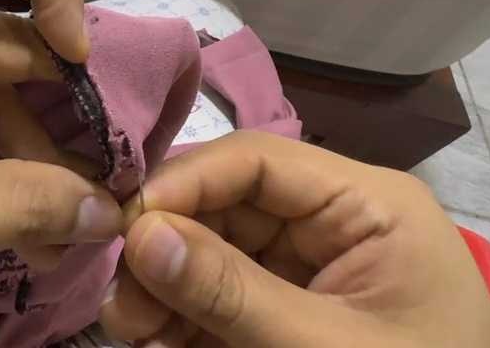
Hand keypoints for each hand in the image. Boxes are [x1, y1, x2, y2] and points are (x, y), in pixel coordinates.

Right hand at [101, 132, 489, 346]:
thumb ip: (233, 294)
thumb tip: (138, 233)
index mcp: (367, 205)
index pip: (257, 160)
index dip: (185, 182)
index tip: (126, 223)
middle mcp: (335, 222)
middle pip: (228, 206)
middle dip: (169, 249)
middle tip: (121, 302)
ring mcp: (315, 269)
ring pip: (218, 252)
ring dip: (168, 289)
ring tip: (128, 330)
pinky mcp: (299, 314)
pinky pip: (229, 298)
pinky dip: (188, 320)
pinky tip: (156, 342)